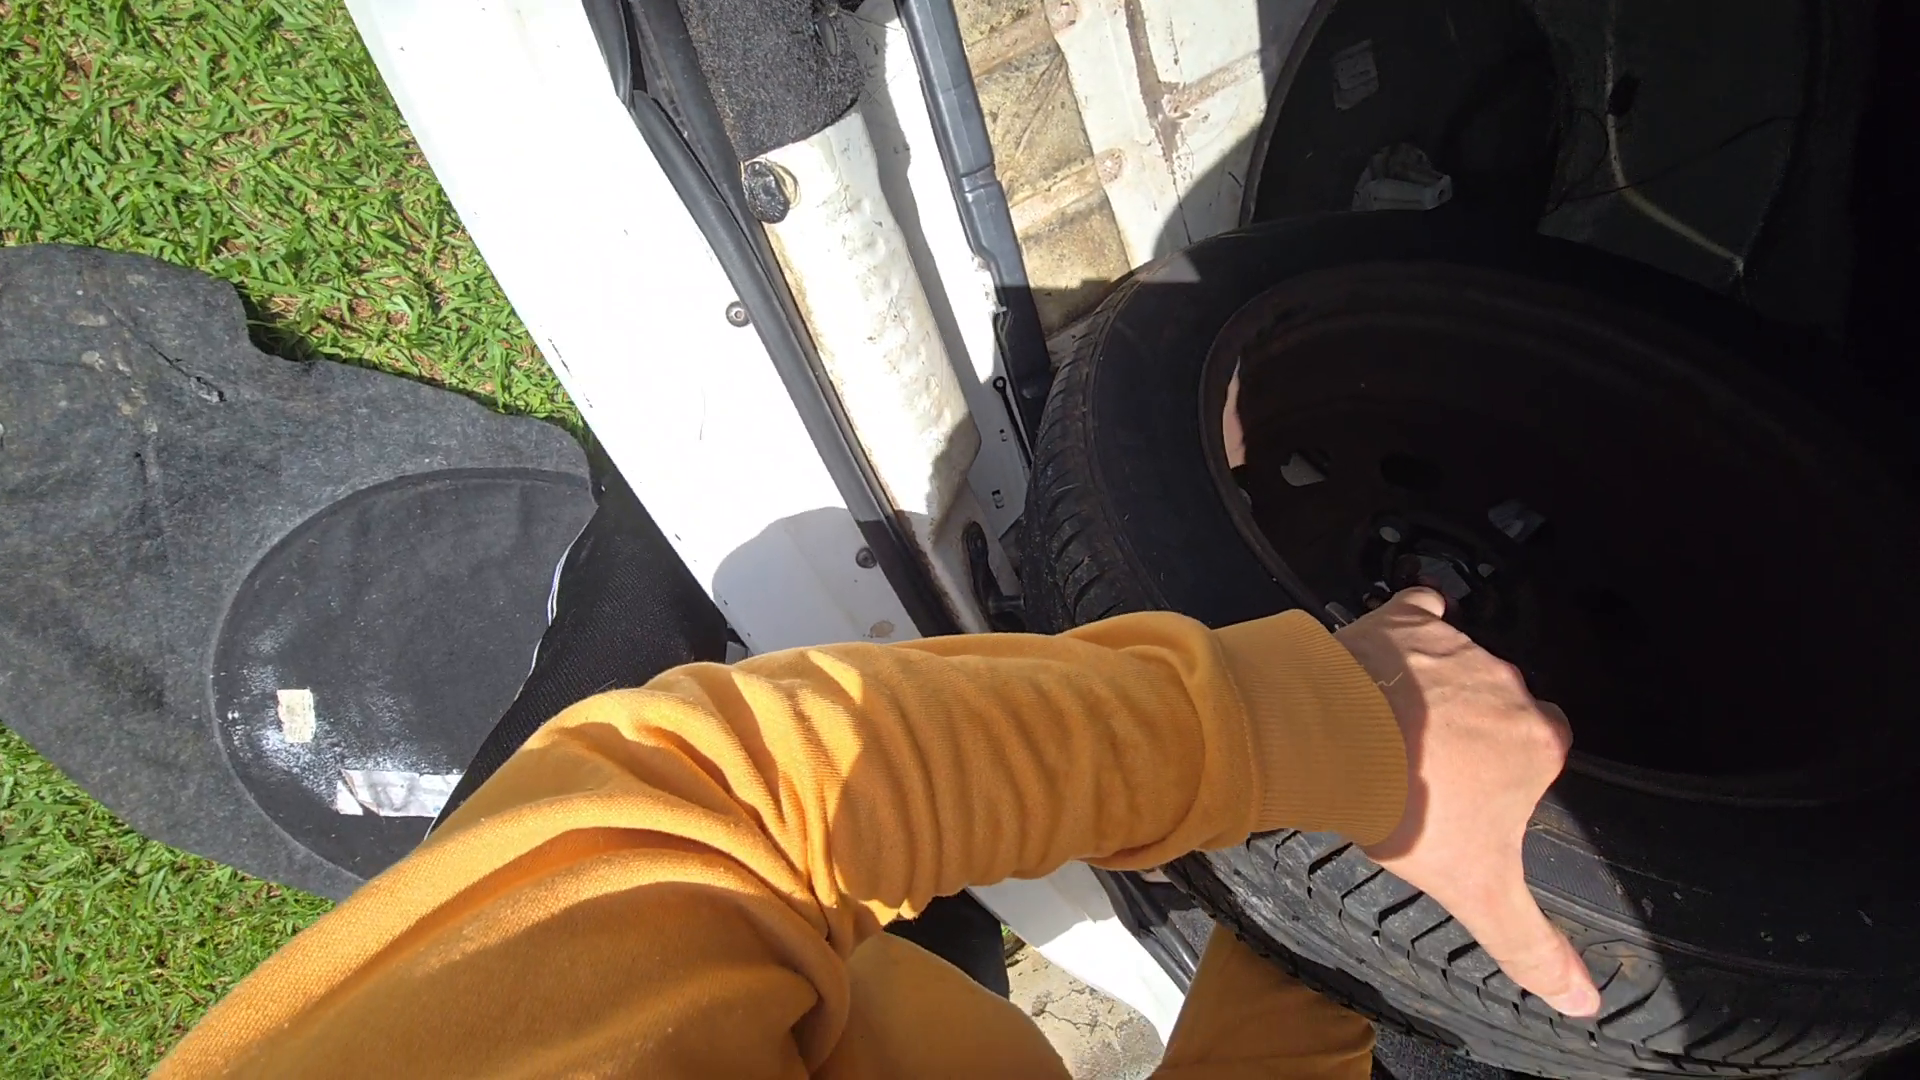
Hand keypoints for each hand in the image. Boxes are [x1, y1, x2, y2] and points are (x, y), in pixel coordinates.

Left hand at [1335, 588, 1600, 1017]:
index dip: (1510, 760)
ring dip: (1429, 680)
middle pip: (1498, 699)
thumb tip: (1582, 1004)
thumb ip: (1530, 944)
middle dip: (1469, 720)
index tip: (1476, 777)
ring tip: (1385, 711)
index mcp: (1536, 742)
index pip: (1545, 741)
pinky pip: (1418, 606)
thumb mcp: (1475, 890)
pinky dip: (1409, 618)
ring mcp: (1453, 647)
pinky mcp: (1402, 620)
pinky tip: (1390, 634)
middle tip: (1421, 748)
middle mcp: (1506, 686)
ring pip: (1454, 659)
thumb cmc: (1411, 811)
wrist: (1337, 742)